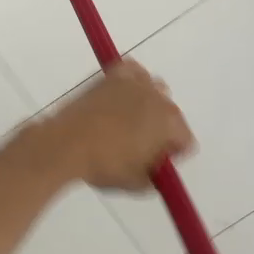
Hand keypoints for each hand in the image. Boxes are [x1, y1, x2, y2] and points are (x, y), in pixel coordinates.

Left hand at [32, 61, 194, 191]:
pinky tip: (120, 94)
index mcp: (170, 125)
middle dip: (161, 128)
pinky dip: (131, 79)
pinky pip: (132, 70)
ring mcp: (134, 83)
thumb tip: (156, 170)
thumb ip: (156, 176)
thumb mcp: (137, 183)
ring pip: (154, 89)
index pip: (186, 140)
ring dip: (147, 102)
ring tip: (127, 120)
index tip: (155, 162)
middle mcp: (158, 98)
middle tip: (139, 144)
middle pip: (171, 114)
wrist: (67, 142)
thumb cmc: (105, 164)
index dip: (172, 153)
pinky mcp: (112, 75)